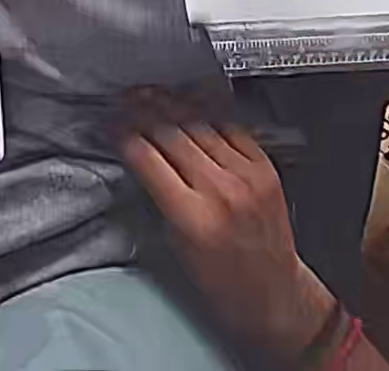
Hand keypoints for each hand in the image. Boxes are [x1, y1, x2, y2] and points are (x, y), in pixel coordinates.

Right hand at [123, 107, 339, 361]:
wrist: (276, 295)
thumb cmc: (220, 281)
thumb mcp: (175, 244)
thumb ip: (157, 194)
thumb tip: (136, 150)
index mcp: (193, 219)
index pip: (147, 158)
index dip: (124, 135)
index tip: (112, 125)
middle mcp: (221, 191)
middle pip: (169, 133)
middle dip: (141, 112)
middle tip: (125, 101)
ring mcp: (246, 175)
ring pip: (197, 122)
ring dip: (169, 104)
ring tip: (150, 93)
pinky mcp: (264, 166)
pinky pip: (228, 125)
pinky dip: (204, 112)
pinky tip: (188, 103)